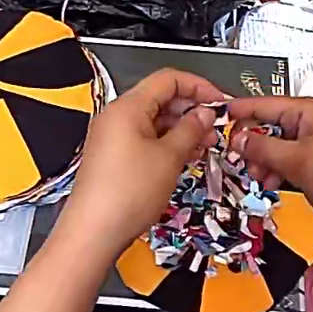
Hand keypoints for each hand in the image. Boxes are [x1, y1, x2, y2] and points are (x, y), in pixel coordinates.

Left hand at [59, 69, 222, 260]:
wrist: (94, 232)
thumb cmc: (128, 193)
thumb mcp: (170, 157)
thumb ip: (191, 129)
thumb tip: (204, 113)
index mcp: (128, 107)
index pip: (168, 79)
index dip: (198, 86)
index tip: (219, 102)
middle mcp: (117, 116)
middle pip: (161, 98)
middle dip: (191, 109)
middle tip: (215, 127)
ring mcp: (113, 136)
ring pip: (155, 121)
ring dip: (182, 129)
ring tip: (205, 145)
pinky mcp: (114, 156)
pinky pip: (145, 139)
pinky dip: (167, 143)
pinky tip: (185, 157)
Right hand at [227, 96, 312, 238]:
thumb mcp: (297, 159)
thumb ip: (263, 146)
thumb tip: (239, 137)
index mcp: (310, 110)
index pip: (266, 103)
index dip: (241, 110)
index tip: (218, 117)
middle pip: (269, 126)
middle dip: (252, 142)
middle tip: (240, 158)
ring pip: (276, 148)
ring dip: (262, 161)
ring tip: (258, 176)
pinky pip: (288, 164)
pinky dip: (276, 172)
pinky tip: (271, 183)